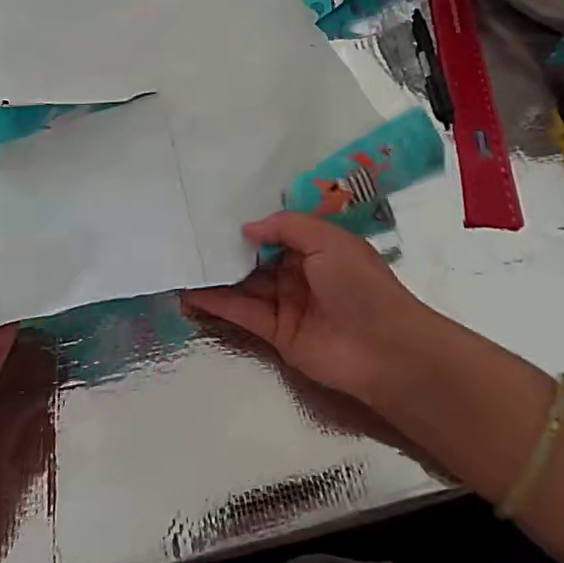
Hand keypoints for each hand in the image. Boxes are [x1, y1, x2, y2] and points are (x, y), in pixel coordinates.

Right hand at [183, 212, 447, 403]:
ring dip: (217, 276)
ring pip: (246, 286)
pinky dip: (218, 303)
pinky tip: (190, 292)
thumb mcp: (329, 240)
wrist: (382, 348)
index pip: (281, 233)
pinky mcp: (277, 334)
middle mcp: (303, 274)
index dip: (253, 225)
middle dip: (229, 250)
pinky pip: (243, 313)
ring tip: (181, 262)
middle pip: (259, 259)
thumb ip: (288, 227)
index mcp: (320, 248)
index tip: (217, 214)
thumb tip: (248, 227)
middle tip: (188, 237)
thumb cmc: (359, 284)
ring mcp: (289, 304)